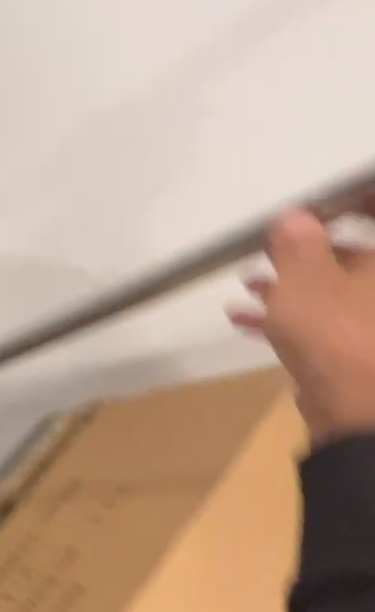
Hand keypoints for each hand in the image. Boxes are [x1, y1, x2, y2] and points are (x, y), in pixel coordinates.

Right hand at [231, 210, 374, 442]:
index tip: (305, 208)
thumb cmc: (337, 333)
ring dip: (293, 285)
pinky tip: (249, 321)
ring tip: (248, 287)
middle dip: (307, 253)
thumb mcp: (303, 282)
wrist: (361, 406)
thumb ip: (297, 245)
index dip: (347, 205)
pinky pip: (331, 320)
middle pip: (357, 256)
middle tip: (264, 254)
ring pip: (339, 290)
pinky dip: (294, 315)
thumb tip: (293, 215)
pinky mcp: (367, 348)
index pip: (373, 216)